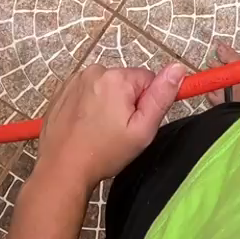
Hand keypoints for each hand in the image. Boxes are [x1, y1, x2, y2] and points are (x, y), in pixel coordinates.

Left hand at [36, 63, 185, 189]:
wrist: (61, 171)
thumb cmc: (103, 153)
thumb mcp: (142, 130)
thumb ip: (162, 96)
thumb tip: (178, 67)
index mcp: (116, 77)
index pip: (147, 80)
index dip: (144, 104)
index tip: (132, 123)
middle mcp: (95, 71)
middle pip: (125, 82)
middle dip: (125, 103)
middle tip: (116, 130)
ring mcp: (75, 80)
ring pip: (106, 87)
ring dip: (106, 104)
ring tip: (98, 131)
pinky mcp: (62, 91)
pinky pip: (87, 92)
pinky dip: (88, 106)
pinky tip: (84, 127)